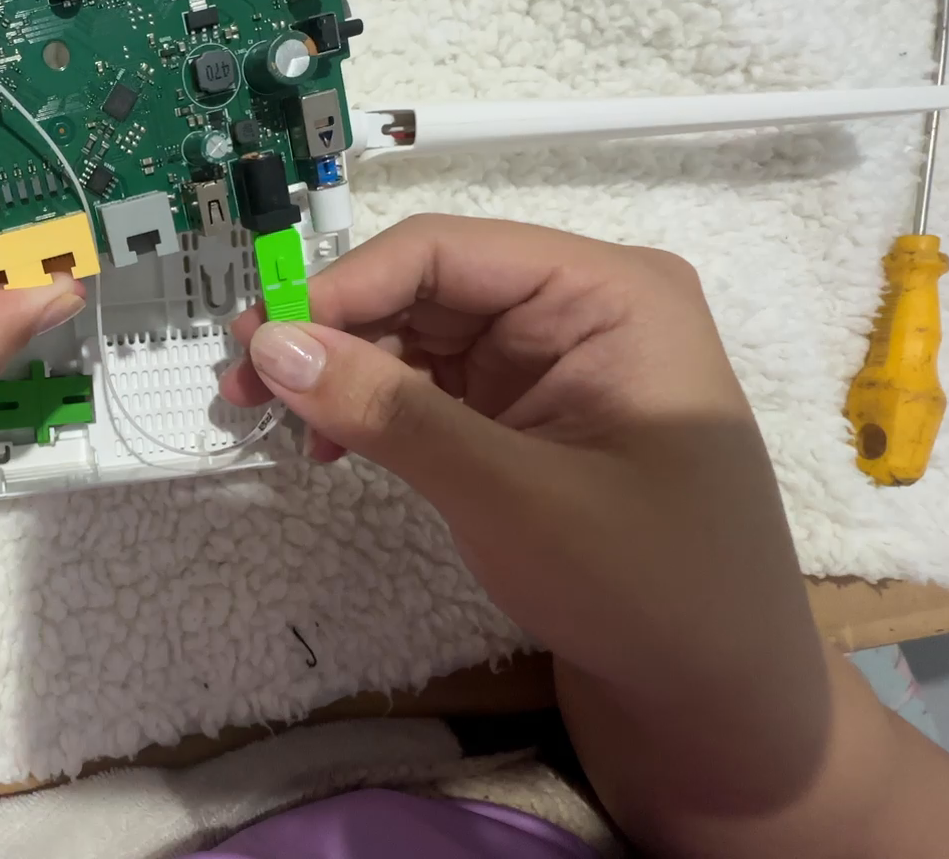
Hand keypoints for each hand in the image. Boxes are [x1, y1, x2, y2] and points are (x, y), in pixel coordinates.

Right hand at [220, 215, 833, 839]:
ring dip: (332, 372)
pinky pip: (412, 383)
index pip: (441, 252)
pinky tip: (325, 446)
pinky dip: (360, 408)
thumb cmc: (645, 587)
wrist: (707, 695)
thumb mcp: (508, 494)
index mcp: (602, 292)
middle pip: (414, 288)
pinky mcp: (505, 404)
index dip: (341, 286)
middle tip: (241, 381)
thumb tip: (269, 345)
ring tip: (268, 418)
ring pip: (402, 334)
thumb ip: (387, 411)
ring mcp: (534, 357)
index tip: (258, 339)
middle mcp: (566, 306)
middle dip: (325, 332)